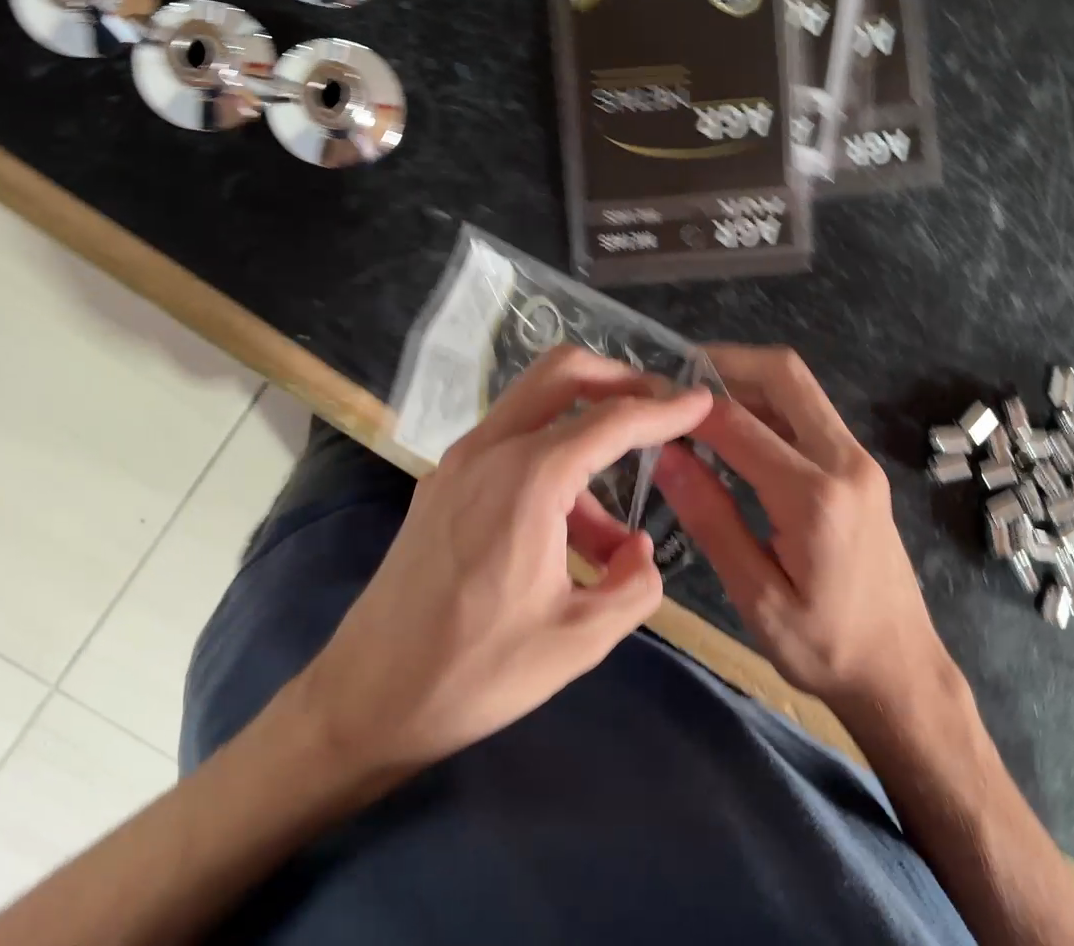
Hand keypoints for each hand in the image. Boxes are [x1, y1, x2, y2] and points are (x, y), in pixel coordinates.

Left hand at [289, 345, 712, 771]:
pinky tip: (568, 540)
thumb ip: (634, 585)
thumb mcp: (580, 638)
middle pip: (560, 374)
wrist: (368, 698)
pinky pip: (506, 448)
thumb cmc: (479, 671)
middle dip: (618, 381)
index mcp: (526, 479)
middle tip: (660, 412)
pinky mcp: (439, 489)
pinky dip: (548, 466)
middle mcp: (487, 452)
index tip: (705, 404)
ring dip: (583, 441)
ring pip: (532, 410)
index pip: (611, 419)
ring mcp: (455, 465)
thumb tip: (641, 550)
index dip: (665, 409)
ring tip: (615, 538)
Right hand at [652, 345, 949, 705]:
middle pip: (785, 375)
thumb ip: (712, 521)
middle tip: (672, 377)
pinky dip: (768, 407)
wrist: (900, 669)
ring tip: (693, 402)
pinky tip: (732, 433)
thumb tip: (666, 457)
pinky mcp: (861, 471)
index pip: (738, 424)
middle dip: (725, 362)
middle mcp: (845, 463)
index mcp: (814, 498)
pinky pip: (811, 416)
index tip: (644, 402)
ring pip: (800, 389)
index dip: (686, 407)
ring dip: (747, 381)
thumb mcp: (756, 597)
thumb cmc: (824, 647)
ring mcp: (859, 462)